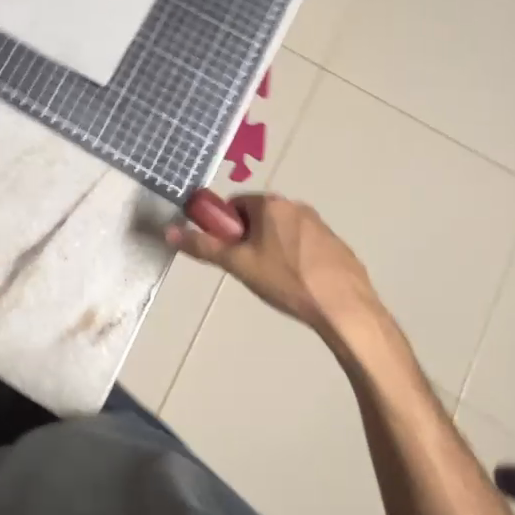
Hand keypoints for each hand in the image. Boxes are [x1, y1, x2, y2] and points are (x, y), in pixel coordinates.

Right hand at [168, 191, 380, 339]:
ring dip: (274, 249)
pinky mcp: (339, 246)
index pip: (234, 205)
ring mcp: (322, 226)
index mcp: (270, 204)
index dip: (227, 229)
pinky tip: (301, 285)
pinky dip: (299, 260)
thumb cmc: (286, 281)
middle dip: (250, 239)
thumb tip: (168, 230)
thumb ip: (202, 246)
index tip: (231, 254)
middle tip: (250, 269)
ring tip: (277, 281)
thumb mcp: (237, 264)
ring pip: (283, 232)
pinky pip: (307, 246)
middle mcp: (297, 206)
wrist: (346, 310)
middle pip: (259, 217)